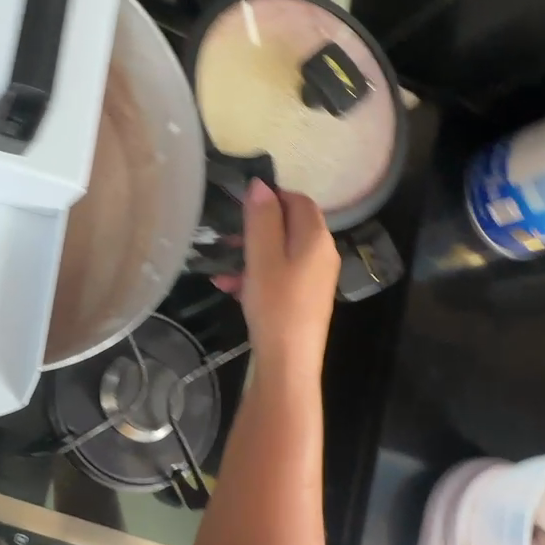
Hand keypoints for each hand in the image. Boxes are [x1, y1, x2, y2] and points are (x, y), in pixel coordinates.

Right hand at [213, 179, 338, 376]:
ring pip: (281, 252)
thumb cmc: (275, 305)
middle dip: (255, 230)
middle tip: (224, 240)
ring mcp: (316, 277)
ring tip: (222, 270)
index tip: (239, 209)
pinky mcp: (306, 297)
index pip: (298, 200)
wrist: (289, 360)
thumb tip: (260, 184)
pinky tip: (231, 289)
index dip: (270, 198)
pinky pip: (281, 274)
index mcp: (315, 238)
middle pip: (289, 226)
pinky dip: (257, 275)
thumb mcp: (262, 258)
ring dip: (250, 255)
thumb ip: (261, 220)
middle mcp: (322, 253)